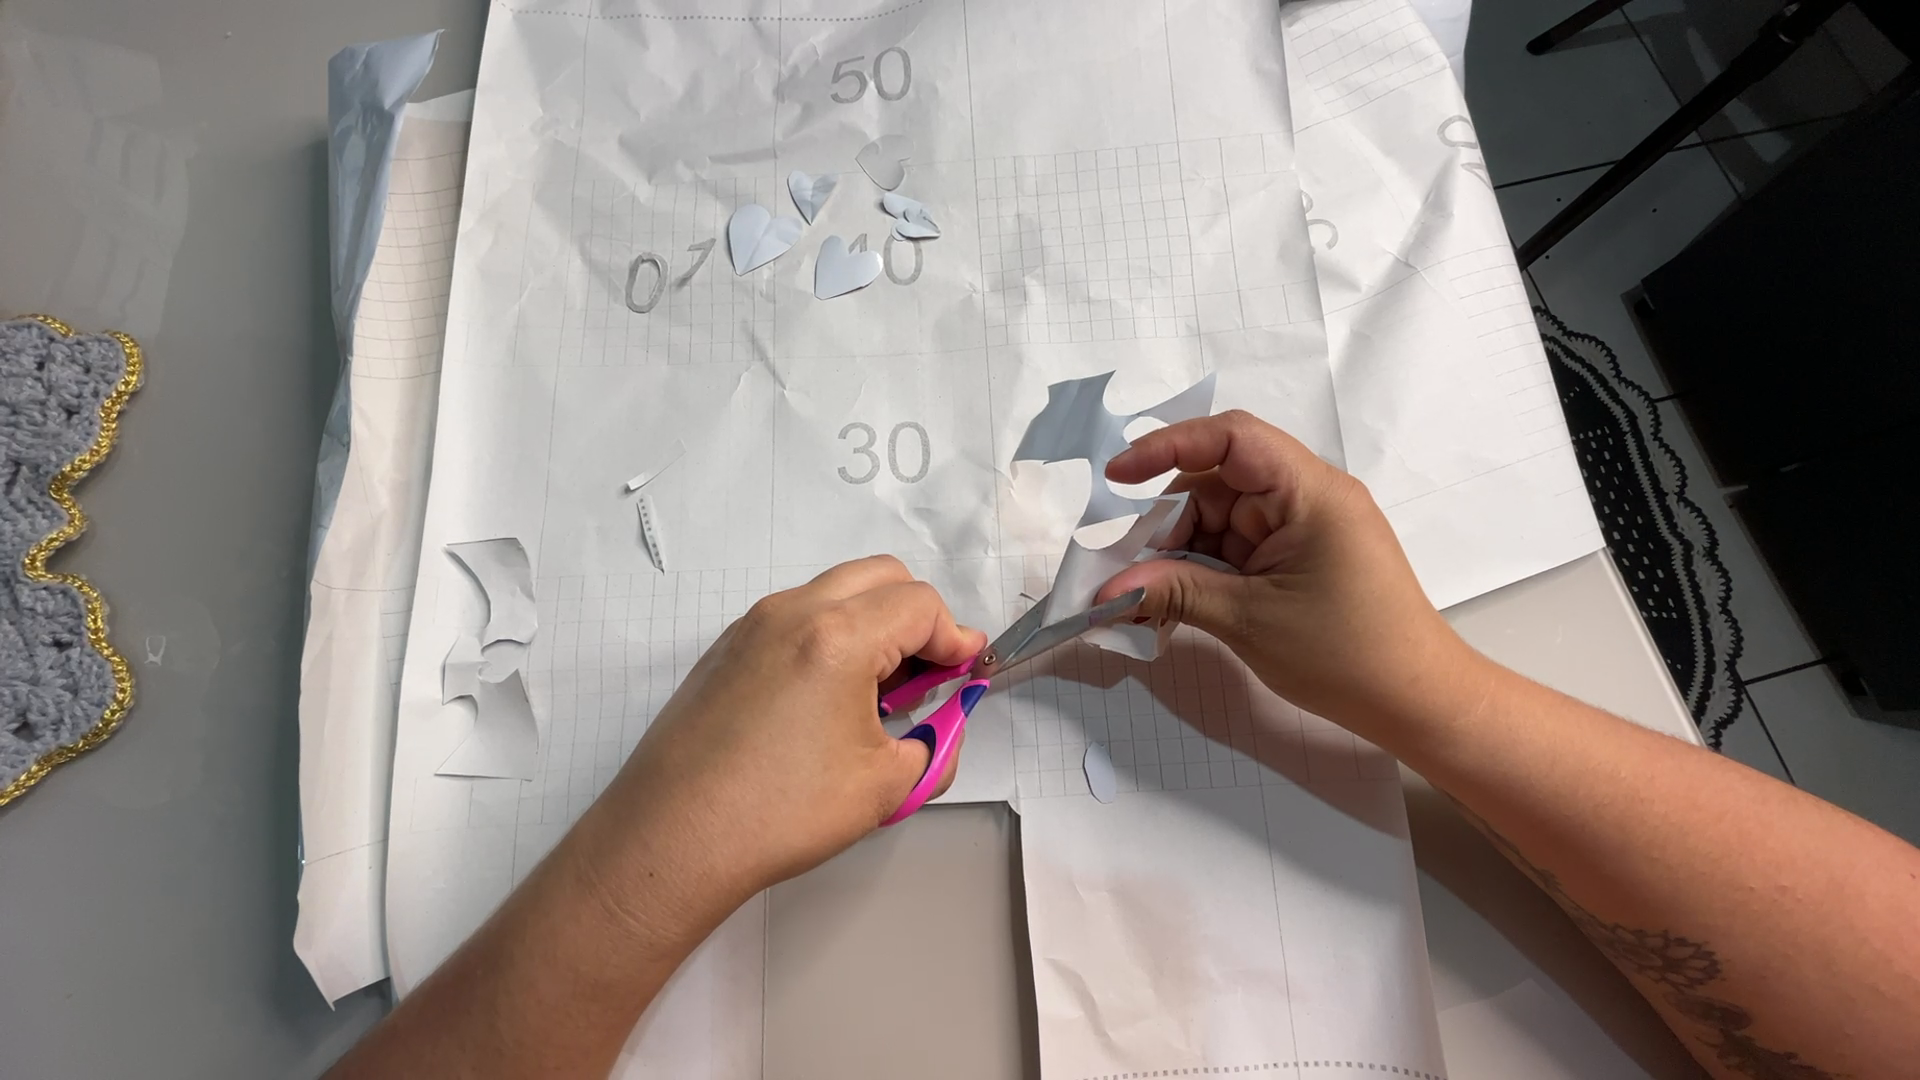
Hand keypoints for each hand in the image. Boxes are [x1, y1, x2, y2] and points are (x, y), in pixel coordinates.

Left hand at [567, 556, 985, 927]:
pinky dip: (833, 632)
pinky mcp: (729, 644)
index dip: (955, 636)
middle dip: (918, 616)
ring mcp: (754, 622)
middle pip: (882, 576)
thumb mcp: (887, 787)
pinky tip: (827, 696)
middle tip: (926, 673)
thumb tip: (946, 721)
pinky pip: (799, 613)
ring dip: (874, 621)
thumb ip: (938, 743)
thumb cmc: (782, 814)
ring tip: (877, 688)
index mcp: (839, 636)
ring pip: (838, 589)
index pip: (920, 605)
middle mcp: (794, 610)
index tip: (967, 670)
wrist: (670, 841)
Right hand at [1095, 411, 1484, 738]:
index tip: (1117, 478)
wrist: (1415, 704)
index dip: (1168, 446)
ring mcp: (1298, 528)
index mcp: (1308, 493)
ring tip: (1146, 598)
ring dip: (1178, 554)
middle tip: (1127, 573)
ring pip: (1216, 520)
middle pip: (1214, 485)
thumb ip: (1173, 593)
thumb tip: (1105, 592)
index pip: (1232, 439)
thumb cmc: (1344, 655)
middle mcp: (1303, 497)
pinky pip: (1231, 547)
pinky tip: (1173, 602)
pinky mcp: (1292, 556)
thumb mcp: (1248, 620)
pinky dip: (1199, 570)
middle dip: (1167, 525)